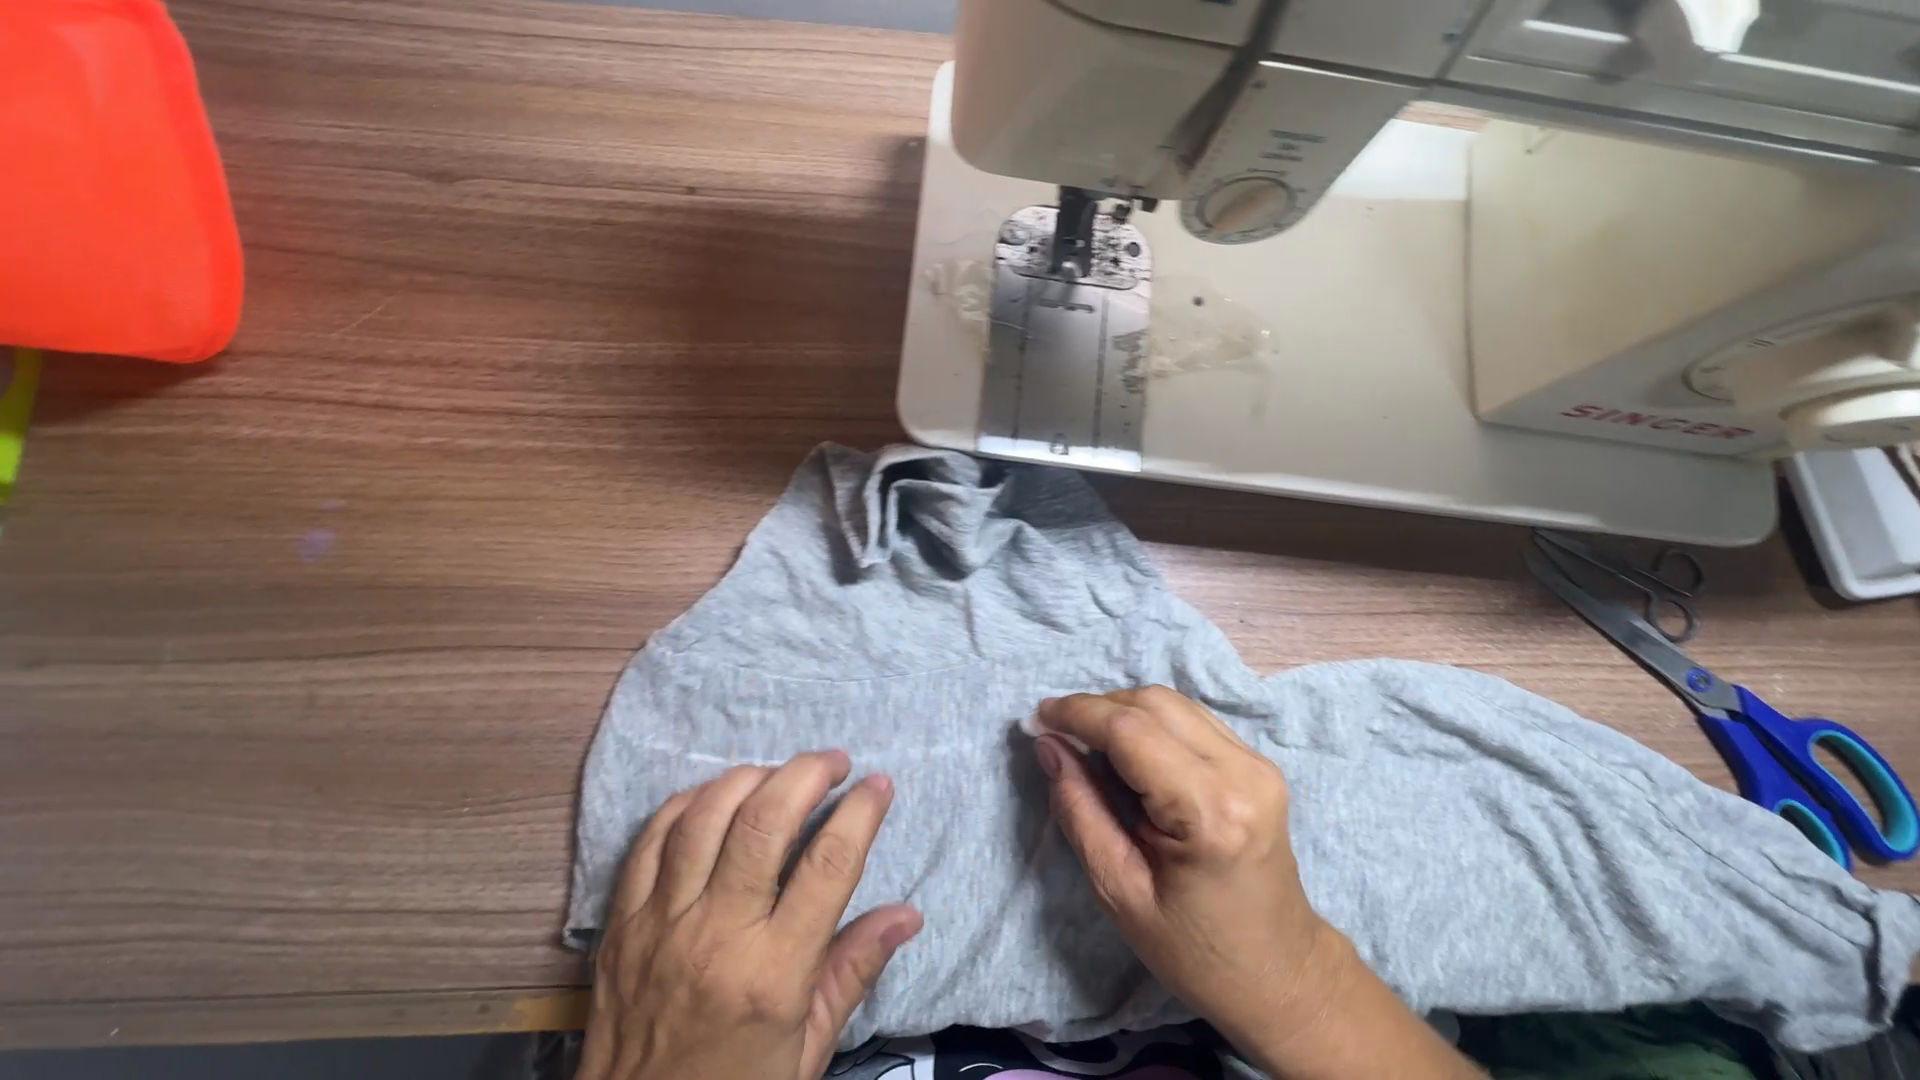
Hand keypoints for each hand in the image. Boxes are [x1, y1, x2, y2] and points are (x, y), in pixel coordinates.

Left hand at [578, 751, 922, 1079]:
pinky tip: (715, 797)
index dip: (860, 813)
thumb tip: (907, 914)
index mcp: (773, 974)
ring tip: (779, 773)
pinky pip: (651, 839)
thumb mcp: (809, 1048)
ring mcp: (660, 923)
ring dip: (750, 777)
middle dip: (806, 773)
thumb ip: (854, 970)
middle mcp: (717, 935)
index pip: (828, 865)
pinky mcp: (620, 922)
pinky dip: (687, 803)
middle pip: (764, 822)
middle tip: (834, 762)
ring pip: (705, 816)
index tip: (878, 785)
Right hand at [1033, 688, 1479, 1079]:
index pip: (1130, 730)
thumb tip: (1048, 744)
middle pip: (1153, 703)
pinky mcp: (1259, 764)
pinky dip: (1150, 721)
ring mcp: (1257, 764)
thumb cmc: (1193, 948)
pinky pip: (1192, 719)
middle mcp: (1242, 773)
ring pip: (1173, 702)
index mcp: (1208, 812)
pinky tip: (1128, 752)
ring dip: (1122, 710)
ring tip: (1087, 741)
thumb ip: (1079, 809)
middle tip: (1057, 732)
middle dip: (1096, 707)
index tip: (1037, 718)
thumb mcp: (1118, 890)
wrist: (1277, 971)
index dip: (1077, 714)